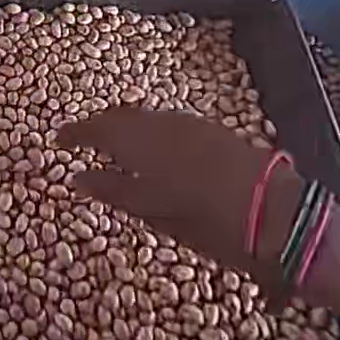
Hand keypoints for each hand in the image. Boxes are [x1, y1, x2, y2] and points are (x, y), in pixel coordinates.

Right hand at [58, 107, 300, 286]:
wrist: (282, 215)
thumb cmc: (209, 221)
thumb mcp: (154, 212)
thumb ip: (113, 191)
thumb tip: (78, 178)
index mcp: (137, 143)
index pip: (94, 130)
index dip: (74, 134)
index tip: (58, 140)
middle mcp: (158, 125)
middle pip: (118, 118)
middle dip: (98, 128)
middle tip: (83, 142)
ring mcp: (186, 125)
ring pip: (143, 119)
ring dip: (125, 128)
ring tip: (116, 147)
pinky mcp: (210, 130)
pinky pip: (166, 123)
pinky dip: (150, 131)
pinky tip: (155, 150)